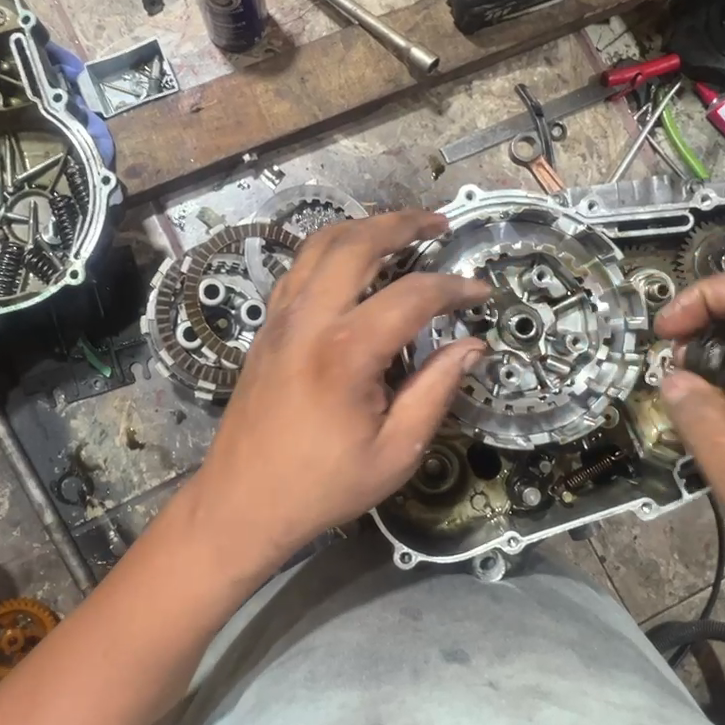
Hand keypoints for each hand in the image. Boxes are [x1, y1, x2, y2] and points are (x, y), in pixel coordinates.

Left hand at [189, 211, 490, 561]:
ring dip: (363, 228)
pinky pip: (299, 269)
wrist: (242, 501)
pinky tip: (352, 265)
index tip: (482, 294)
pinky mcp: (266, 328)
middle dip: (402, 223)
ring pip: (319, 246)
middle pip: (356, 242)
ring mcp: (280, 318)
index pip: (412, 295)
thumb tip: (472, 345)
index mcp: (345, 352)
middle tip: (438, 224)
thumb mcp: (396, 451)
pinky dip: (331, 251)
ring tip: (399, 231)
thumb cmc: (323, 485)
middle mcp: (308, 319)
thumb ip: (436, 390)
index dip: (454, 288)